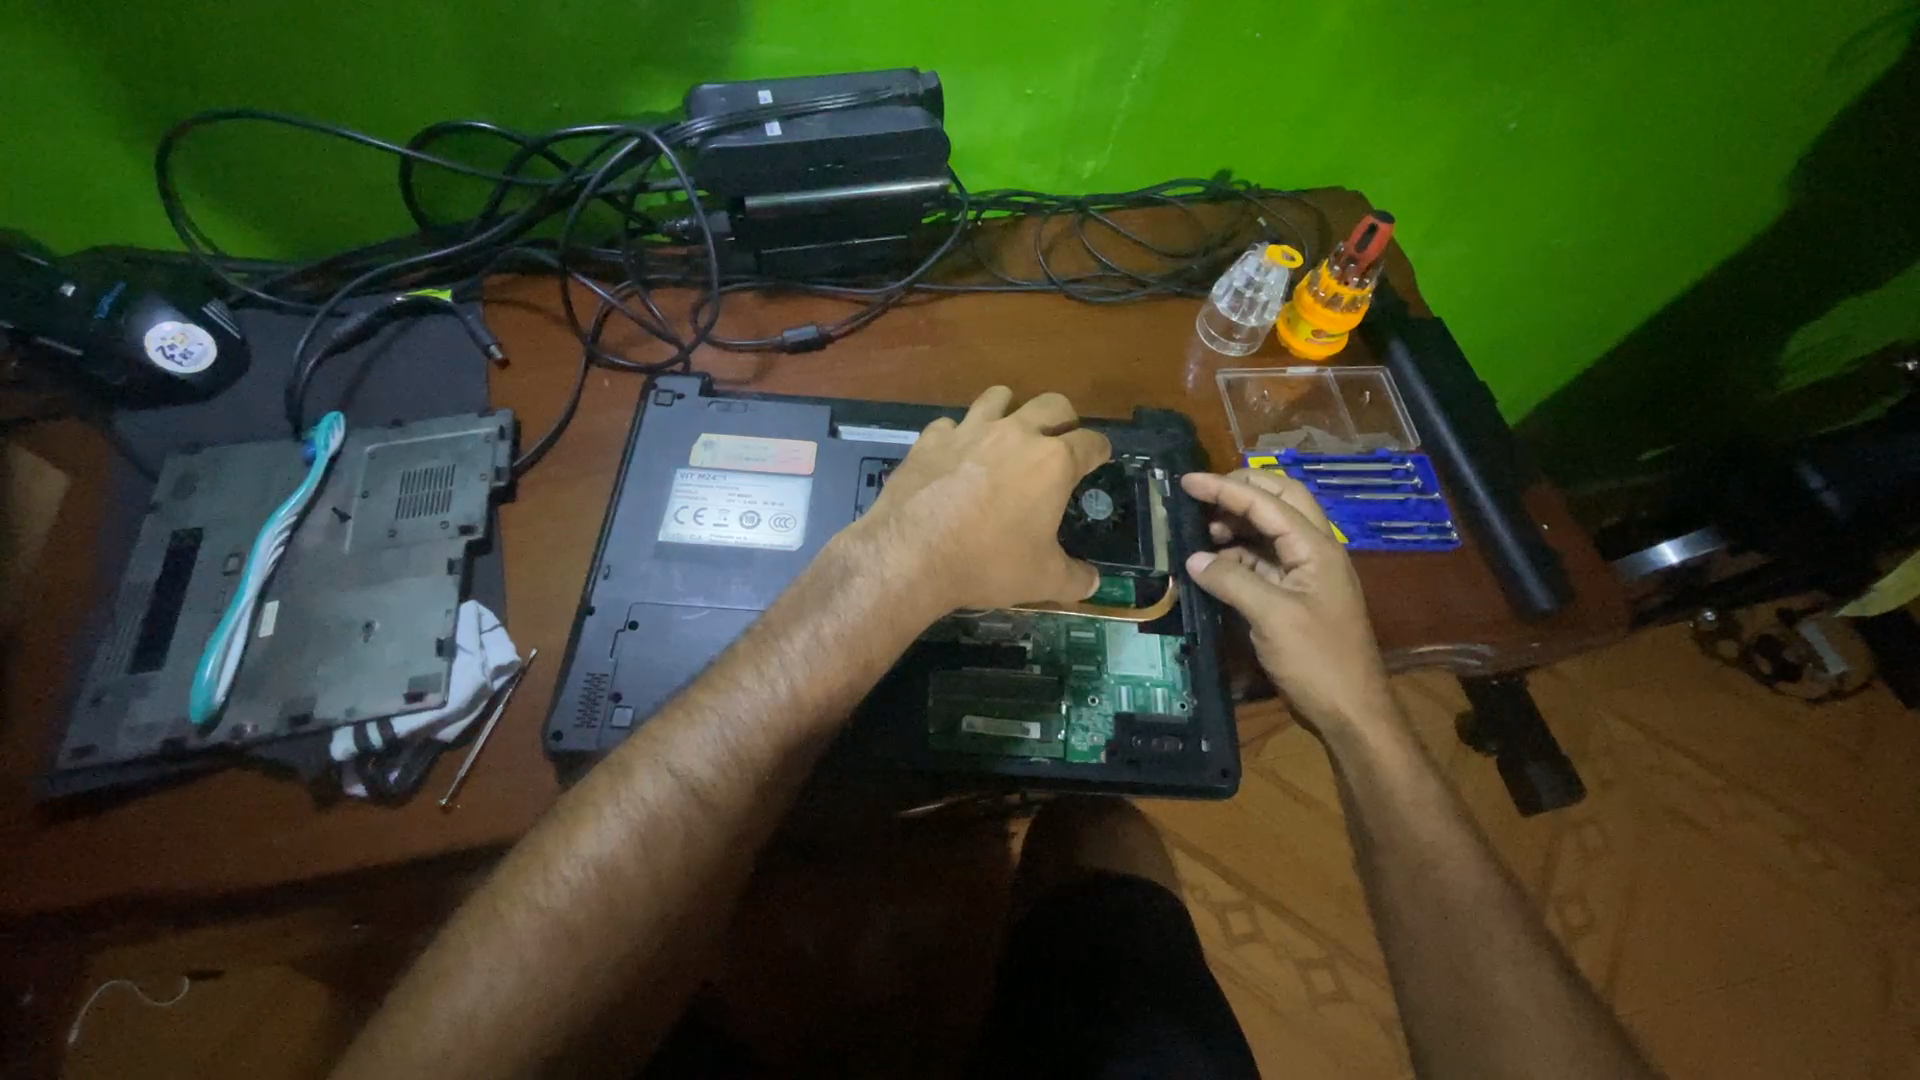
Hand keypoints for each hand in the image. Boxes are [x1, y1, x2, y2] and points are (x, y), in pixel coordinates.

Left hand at [849, 386, 1110, 612]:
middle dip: (1064, 419)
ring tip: (1008, 432)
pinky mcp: (932, 438)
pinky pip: (951, 424)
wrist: (912, 554)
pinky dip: (958, 435)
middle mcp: (1016, 434)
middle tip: (1060, 439)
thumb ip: (1075, 579)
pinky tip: (955, 455)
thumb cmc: (988, 564)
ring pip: (999, 398)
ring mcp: (971, 430)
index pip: (1091, 443)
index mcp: (1053, 462)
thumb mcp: (1043, 580)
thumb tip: (1093, 583)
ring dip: (1010, 409)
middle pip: (1052, 404)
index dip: (1099, 450)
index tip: (1099, 457)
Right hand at [1180, 469, 1394, 732]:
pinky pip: (1265, 560)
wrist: (1350, 710)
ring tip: (1201, 531)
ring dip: (1238, 523)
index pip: (1267, 503)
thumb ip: (1231, 580)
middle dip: (1240, 491)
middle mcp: (1315, 551)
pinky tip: (1214, 563)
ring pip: (1271, 530)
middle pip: (1280, 501)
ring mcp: (1306, 573)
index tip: (1187, 481)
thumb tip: (1194, 559)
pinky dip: (1238, 554)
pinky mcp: (1295, 595)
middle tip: (1200, 494)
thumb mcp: (1271, 617)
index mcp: (1316, 548)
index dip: (1226, 488)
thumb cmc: (1317, 660)